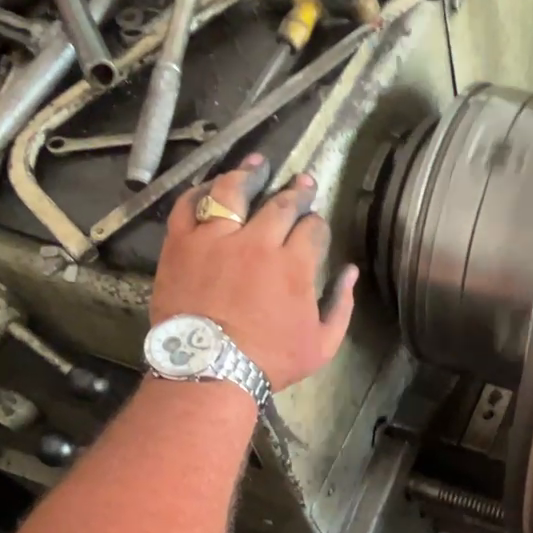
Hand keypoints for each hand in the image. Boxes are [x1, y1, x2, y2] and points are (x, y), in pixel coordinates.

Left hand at [153, 155, 357, 391]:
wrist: (209, 369)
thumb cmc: (270, 361)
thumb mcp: (322, 344)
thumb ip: (341, 305)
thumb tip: (351, 272)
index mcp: (294, 265)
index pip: (312, 228)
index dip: (317, 223)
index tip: (317, 223)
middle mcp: (257, 241)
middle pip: (280, 203)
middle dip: (296, 191)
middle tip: (303, 181)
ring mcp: (216, 238)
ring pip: (233, 191)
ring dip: (249, 173)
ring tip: (258, 163)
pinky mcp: (182, 244)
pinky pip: (189, 205)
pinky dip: (201, 192)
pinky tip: (210, 186)